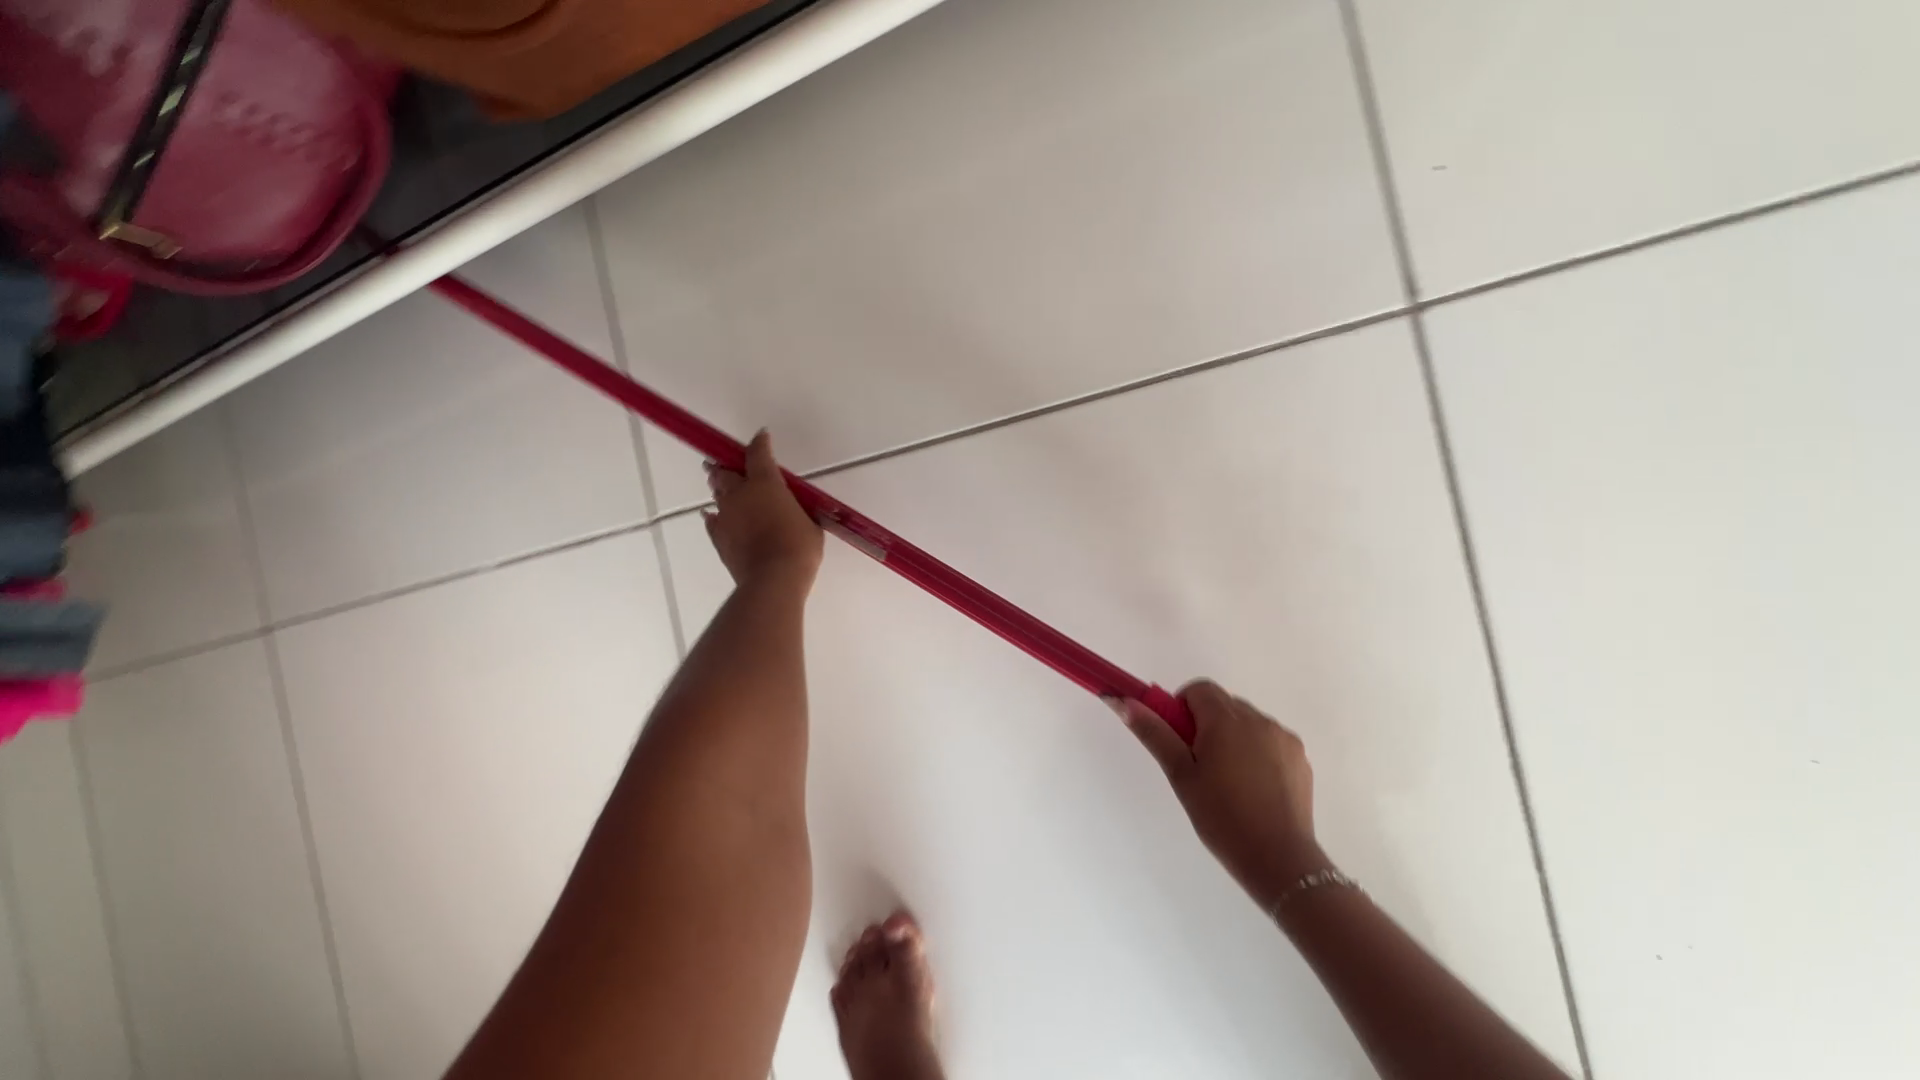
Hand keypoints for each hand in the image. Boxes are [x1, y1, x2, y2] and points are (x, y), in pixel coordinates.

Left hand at [703, 431, 823, 590]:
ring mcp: (725, 515)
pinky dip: (715, 517)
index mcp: (765, 483)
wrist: (773, 579)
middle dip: (728, 466)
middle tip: (728, 465)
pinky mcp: (718, 537)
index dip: (760, 443)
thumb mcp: (810, 524)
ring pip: (717, 494)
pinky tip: (716, 518)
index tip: (761, 437)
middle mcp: (740, 493)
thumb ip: (797, 511)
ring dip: (721, 488)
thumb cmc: (799, 547)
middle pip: (727, 472)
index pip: (758, 453)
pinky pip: (713, 520)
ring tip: (722, 487)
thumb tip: (791, 510)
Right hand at [1116, 681, 1329, 905]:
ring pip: (1248, 723)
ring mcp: (1283, 738)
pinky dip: (1257, 753)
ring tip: (1228, 782)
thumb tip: (1124, 702)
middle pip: (1224, 704)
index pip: (1199, 689)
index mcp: (1226, 720)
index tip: (1179, 740)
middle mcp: (1258, 720)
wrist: (1277, 859)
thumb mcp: (1180, 775)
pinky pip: (1270, 741)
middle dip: (1207, 724)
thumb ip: (1154, 733)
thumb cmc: (1220, 817)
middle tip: (1198, 765)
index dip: (1182, 708)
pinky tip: (1253, 789)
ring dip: (1233, 738)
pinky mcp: (1300, 758)